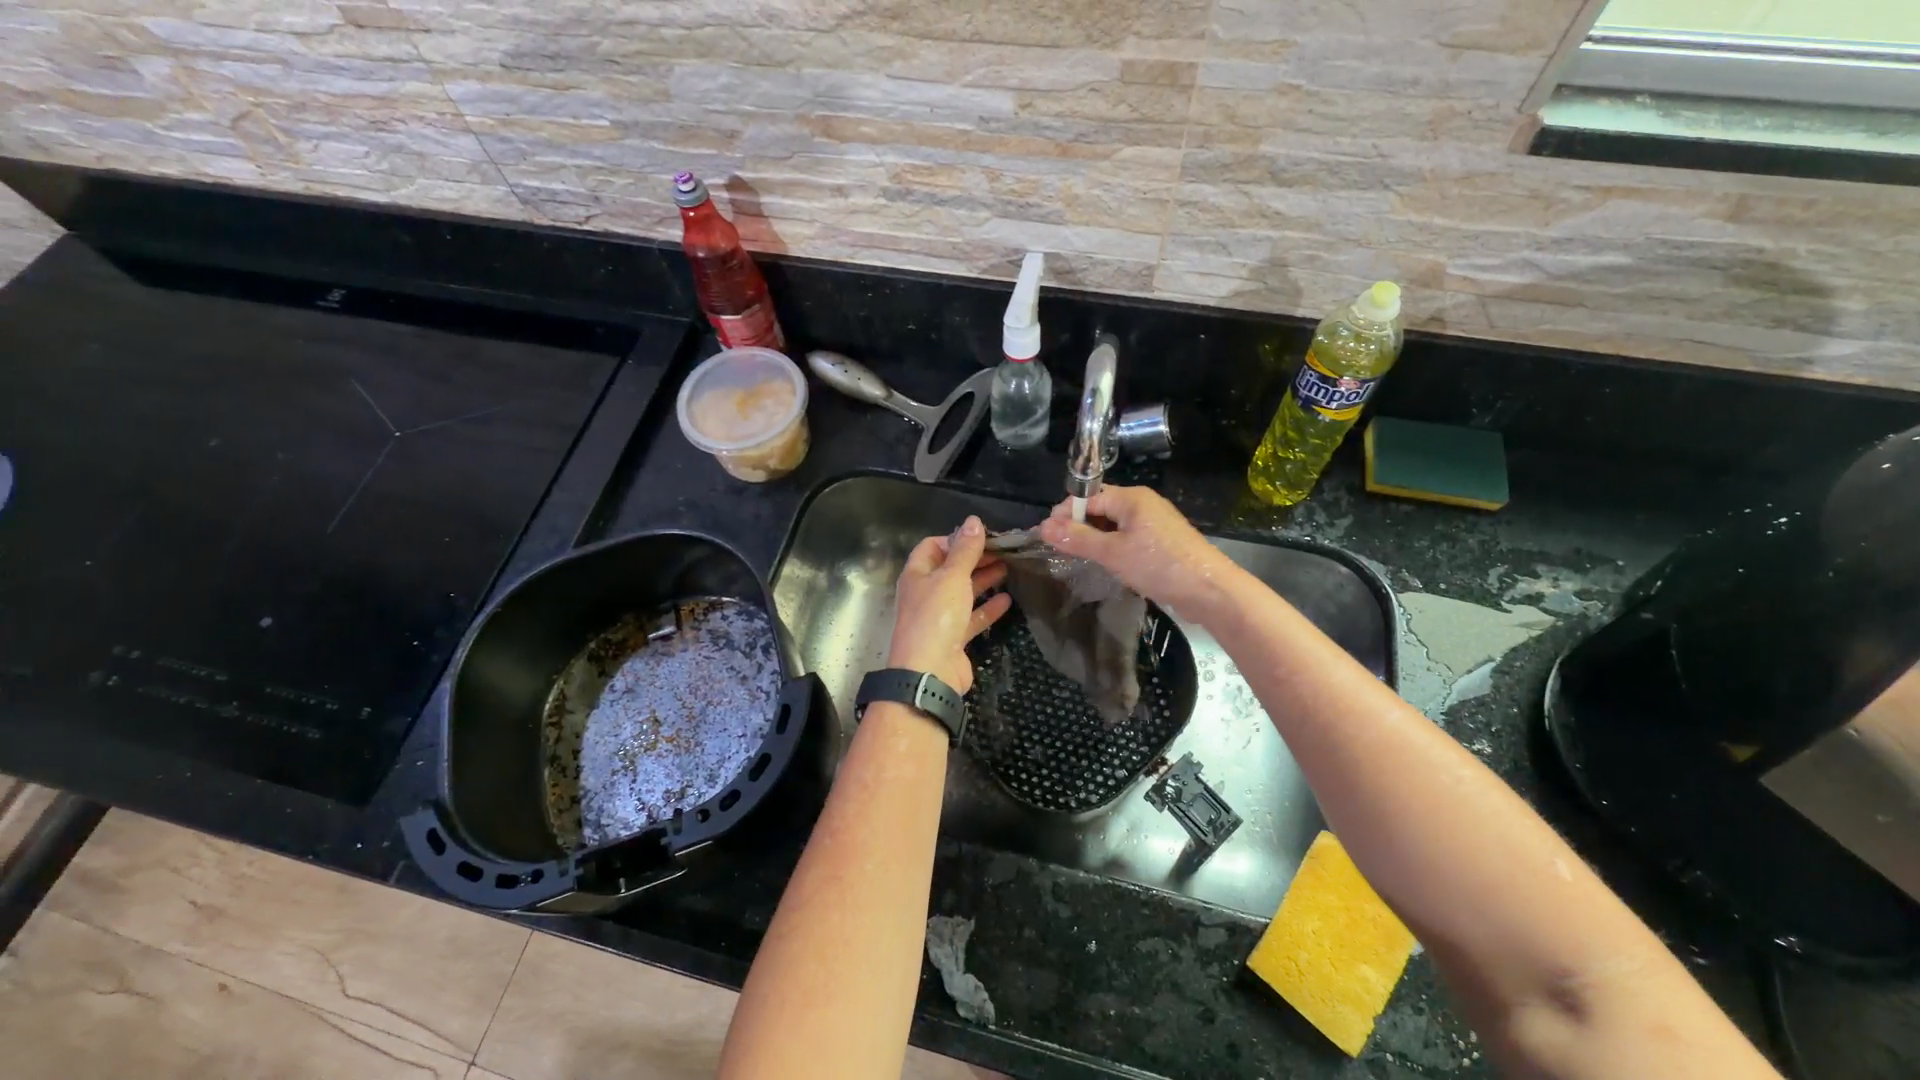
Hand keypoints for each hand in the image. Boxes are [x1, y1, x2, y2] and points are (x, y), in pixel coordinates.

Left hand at [888, 515, 1012, 694]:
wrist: (930, 673)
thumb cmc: (936, 617)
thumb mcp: (952, 577)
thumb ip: (965, 550)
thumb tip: (974, 521)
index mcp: (917, 574)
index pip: (933, 546)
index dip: (955, 539)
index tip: (982, 537)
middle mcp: (925, 593)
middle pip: (950, 569)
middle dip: (975, 559)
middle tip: (1004, 551)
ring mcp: (939, 617)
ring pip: (963, 593)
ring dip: (984, 580)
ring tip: (1010, 569)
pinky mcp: (953, 638)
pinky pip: (972, 617)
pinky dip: (987, 608)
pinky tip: (1007, 600)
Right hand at [1037, 486, 1239, 622]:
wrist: (1209, 591)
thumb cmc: (1159, 566)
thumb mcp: (1113, 553)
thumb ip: (1077, 539)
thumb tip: (1043, 527)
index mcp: (1132, 498)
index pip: (1089, 497)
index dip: (1066, 514)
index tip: (1047, 536)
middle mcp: (1143, 505)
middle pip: (1101, 509)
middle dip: (1079, 527)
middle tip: (1060, 551)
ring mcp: (1154, 524)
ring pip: (1114, 526)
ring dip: (1096, 541)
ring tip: (1079, 560)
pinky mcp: (1161, 543)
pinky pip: (1128, 539)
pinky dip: (1114, 549)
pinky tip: (1107, 566)